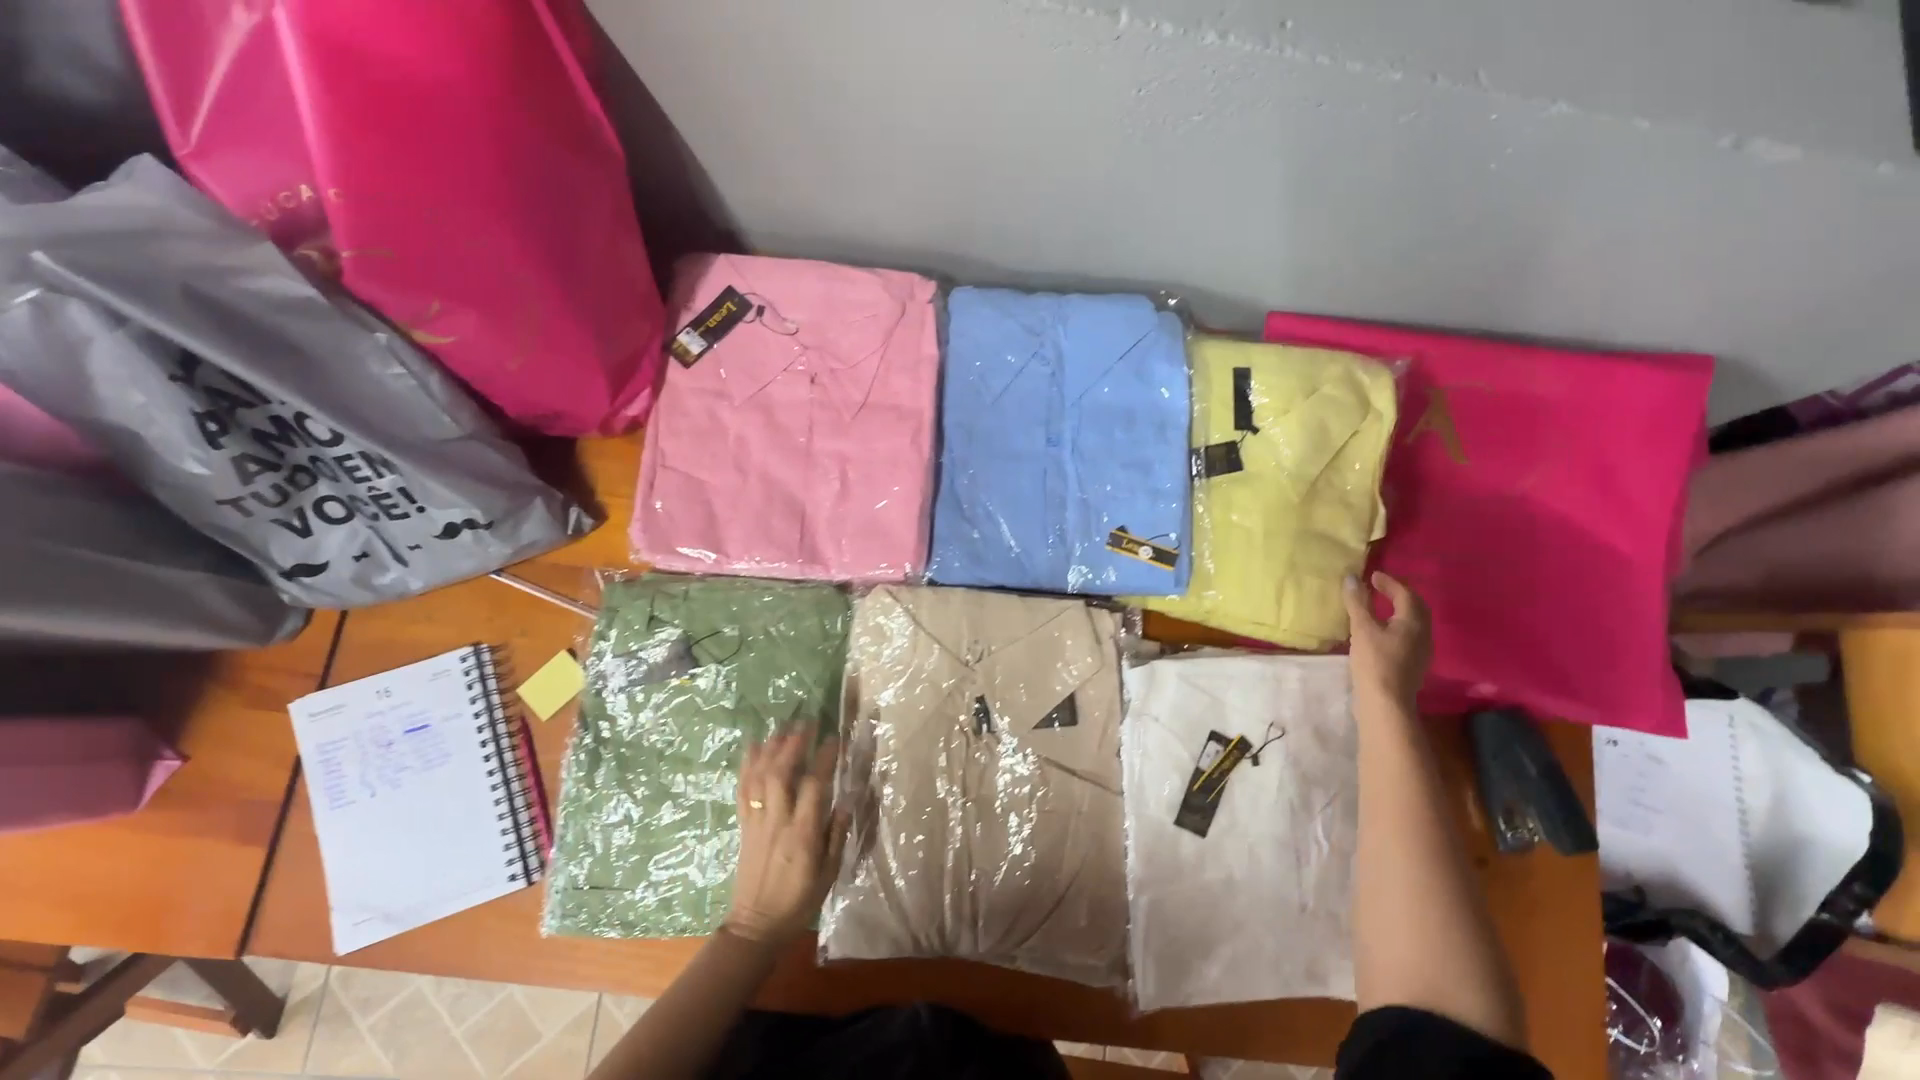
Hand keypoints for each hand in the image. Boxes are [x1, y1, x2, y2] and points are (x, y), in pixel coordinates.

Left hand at [724, 727, 849, 947]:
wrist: (757, 924)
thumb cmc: (800, 900)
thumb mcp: (829, 873)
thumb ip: (836, 836)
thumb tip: (844, 802)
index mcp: (803, 835)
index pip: (814, 787)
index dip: (824, 759)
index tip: (835, 739)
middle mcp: (777, 822)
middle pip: (781, 774)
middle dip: (793, 745)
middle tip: (806, 724)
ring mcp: (757, 822)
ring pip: (760, 778)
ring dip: (771, 749)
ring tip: (783, 728)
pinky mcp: (744, 826)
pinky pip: (743, 790)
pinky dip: (747, 766)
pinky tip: (753, 747)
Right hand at [1344, 571, 1432, 711]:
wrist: (1385, 703)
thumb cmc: (1375, 662)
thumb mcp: (1362, 629)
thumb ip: (1357, 603)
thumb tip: (1351, 578)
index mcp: (1414, 622)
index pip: (1405, 594)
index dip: (1389, 583)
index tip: (1373, 576)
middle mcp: (1423, 634)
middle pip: (1416, 607)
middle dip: (1399, 594)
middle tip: (1381, 588)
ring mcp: (1421, 651)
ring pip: (1414, 623)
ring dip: (1400, 611)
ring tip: (1381, 608)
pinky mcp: (1414, 664)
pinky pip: (1409, 636)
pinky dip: (1397, 626)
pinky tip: (1383, 633)